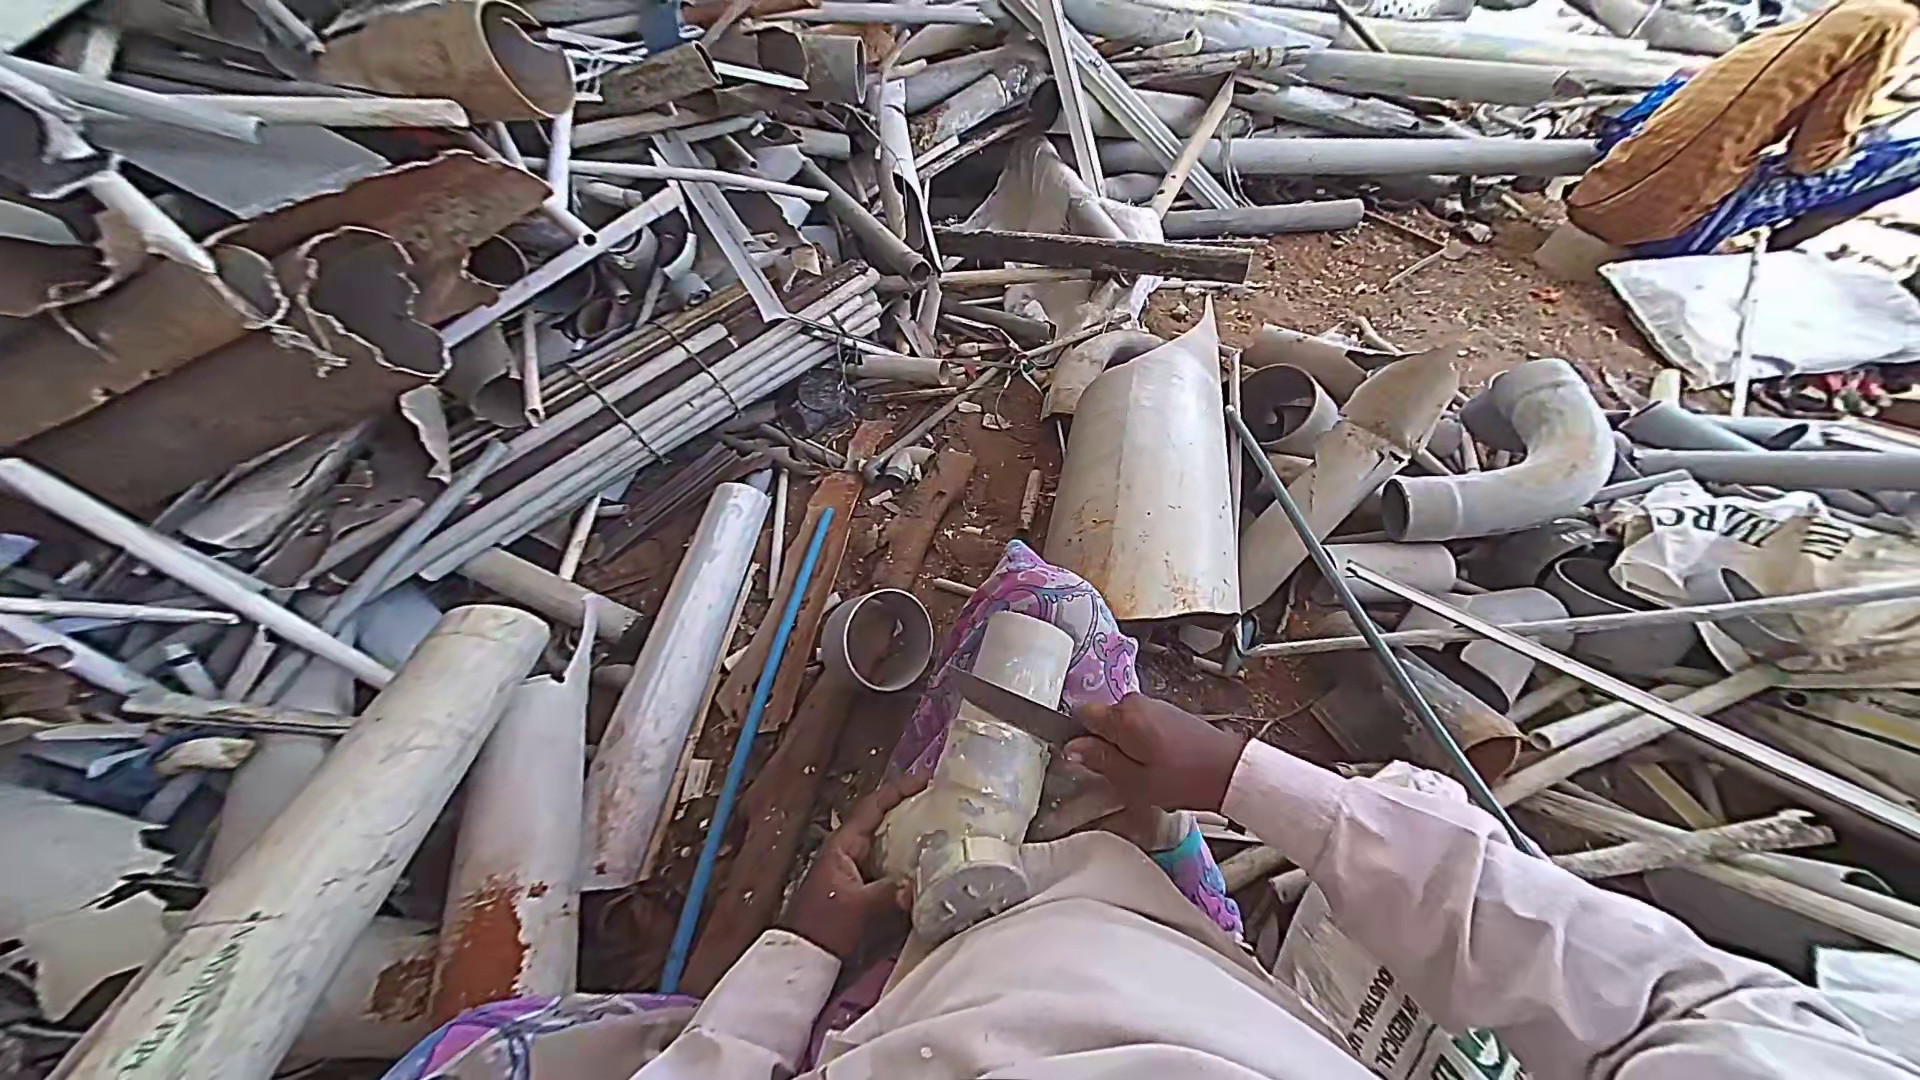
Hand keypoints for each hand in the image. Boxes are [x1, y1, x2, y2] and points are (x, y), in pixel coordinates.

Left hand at [781, 773, 927, 960]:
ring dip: (911, 830)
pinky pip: (891, 861)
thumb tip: (917, 886)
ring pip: (889, 839)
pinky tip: (928, 861)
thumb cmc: (823, 928)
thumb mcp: (855, 910)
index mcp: (844, 843)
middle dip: (909, 805)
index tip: (925, 780)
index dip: (899, 789)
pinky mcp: (864, 886)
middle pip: (883, 817)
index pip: (874, 805)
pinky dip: (909, 856)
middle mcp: (851, 849)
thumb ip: (886, 896)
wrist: (802, 961)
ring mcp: (857, 867)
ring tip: (941, 823)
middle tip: (939, 798)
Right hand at [1064, 694, 1247, 812]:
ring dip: (1126, 743)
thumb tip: (1070, 748)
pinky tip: (1160, 762)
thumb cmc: (1181, 778)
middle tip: (1123, 772)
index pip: (1081, 714)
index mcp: (1121, 716)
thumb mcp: (1133, 779)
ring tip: (1146, 770)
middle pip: (1102, 719)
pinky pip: (1139, 722)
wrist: (1230, 770)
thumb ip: (1099, 760)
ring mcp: (1152, 703)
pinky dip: (1142, 740)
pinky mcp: (1166, 710)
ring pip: (1121, 722)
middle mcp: (1133, 701)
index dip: (1080, 736)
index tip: (1090, 758)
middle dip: (1106, 743)